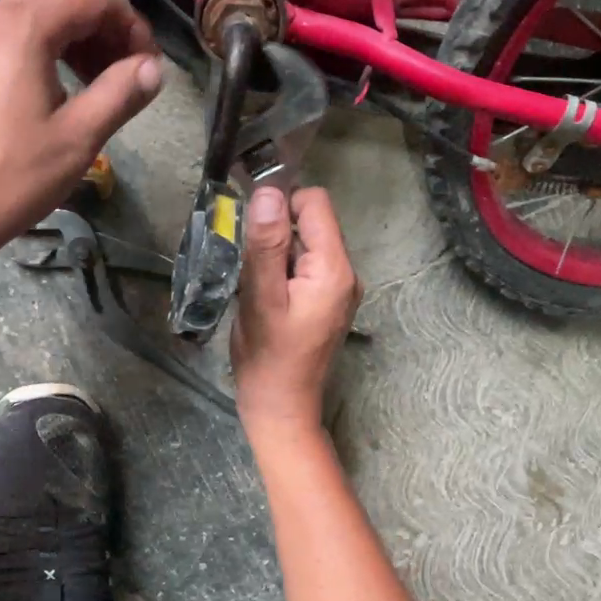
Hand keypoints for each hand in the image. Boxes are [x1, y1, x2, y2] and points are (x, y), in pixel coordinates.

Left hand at [0, 0, 162, 274]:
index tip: (150, 64)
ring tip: (97, 85)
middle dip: (101, 30)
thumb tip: (153, 68)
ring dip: (72, 40)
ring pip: (31, 17)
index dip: (129, 25)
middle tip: (129, 74)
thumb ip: (120, 94)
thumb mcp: (78, 139)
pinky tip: (56, 93)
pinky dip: (41, 52)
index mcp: (21, 28)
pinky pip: (7, 39)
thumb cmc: (12, 179)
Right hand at [230, 187, 361, 430]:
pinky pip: (306, 269)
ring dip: (277, 258)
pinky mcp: (329, 303)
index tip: (253, 237)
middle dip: (277, 237)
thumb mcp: (261, 298)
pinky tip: (269, 302)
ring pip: (305, 247)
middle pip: (311, 223)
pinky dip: (284, 275)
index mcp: (334, 268)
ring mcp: (340, 290)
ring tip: (261, 292)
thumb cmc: (268, 357)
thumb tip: (268, 192)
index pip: (314, 203)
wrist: (281, 407)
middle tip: (255, 274)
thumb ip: (266, 245)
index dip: (280, 208)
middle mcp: (346, 274)